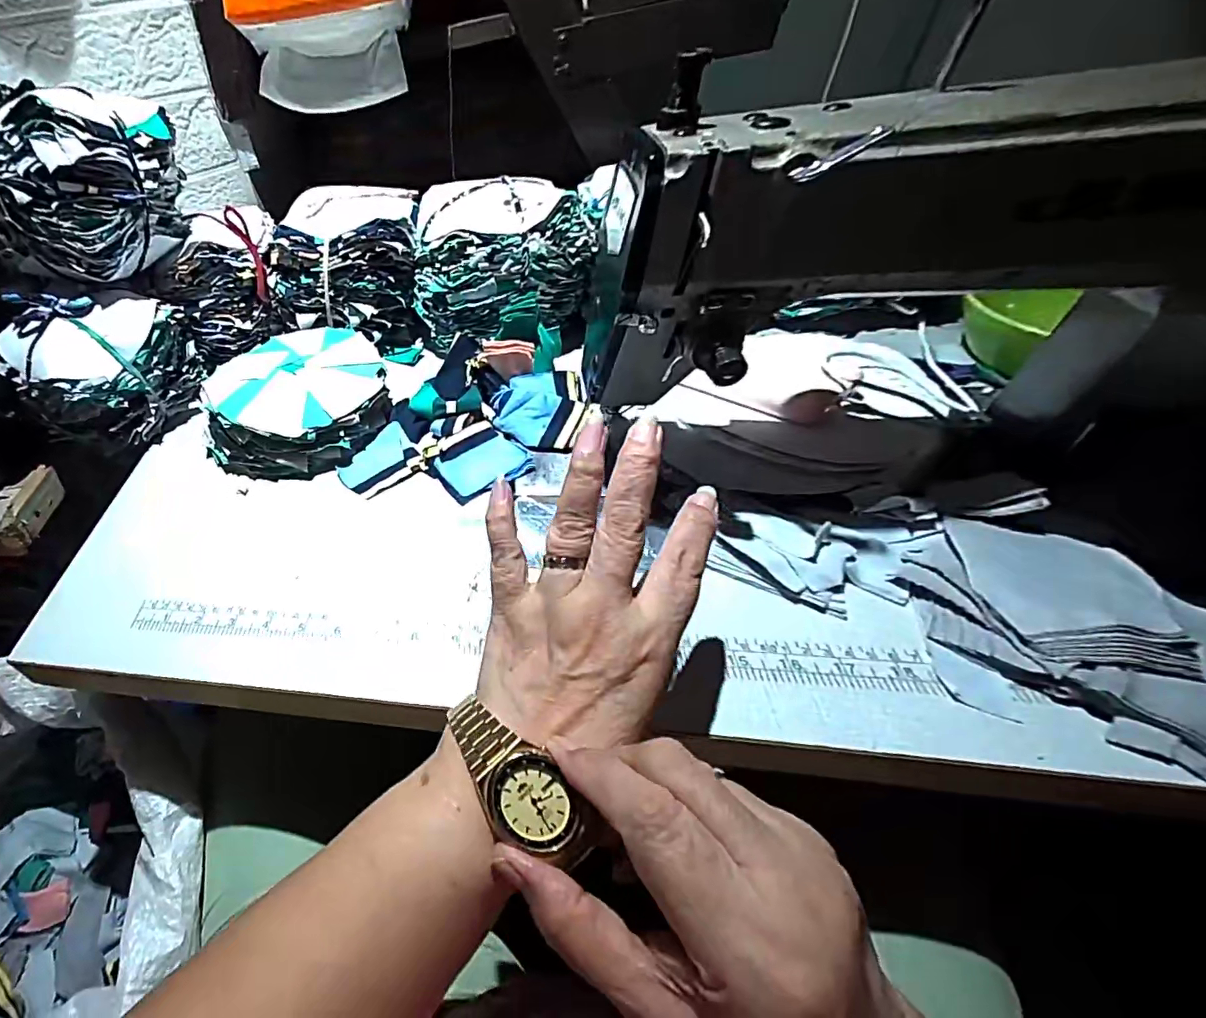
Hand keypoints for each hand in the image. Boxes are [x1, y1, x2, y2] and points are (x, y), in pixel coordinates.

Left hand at [476, 412, 718, 748]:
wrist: (525, 772)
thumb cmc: (593, 746)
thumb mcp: (648, 700)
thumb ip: (656, 644)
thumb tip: (667, 605)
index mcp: (645, 640)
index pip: (680, 571)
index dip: (695, 529)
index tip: (702, 493)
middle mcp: (602, 612)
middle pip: (627, 531)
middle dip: (638, 474)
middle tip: (646, 432)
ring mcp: (554, 606)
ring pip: (573, 529)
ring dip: (585, 477)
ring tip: (594, 434)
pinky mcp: (510, 609)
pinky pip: (506, 557)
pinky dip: (502, 521)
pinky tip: (504, 485)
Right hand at [491, 739, 917, 1017]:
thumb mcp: (655, 1008)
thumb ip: (582, 932)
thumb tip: (514, 860)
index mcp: (749, 933)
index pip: (660, 821)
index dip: (601, 776)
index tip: (554, 755)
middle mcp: (784, 868)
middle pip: (679, 770)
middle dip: (618, 762)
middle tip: (579, 789)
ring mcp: (801, 839)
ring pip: (700, 768)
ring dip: (648, 776)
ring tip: (621, 821)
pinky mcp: (804, 826)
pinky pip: (725, 783)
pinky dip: (683, 792)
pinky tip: (671, 834)